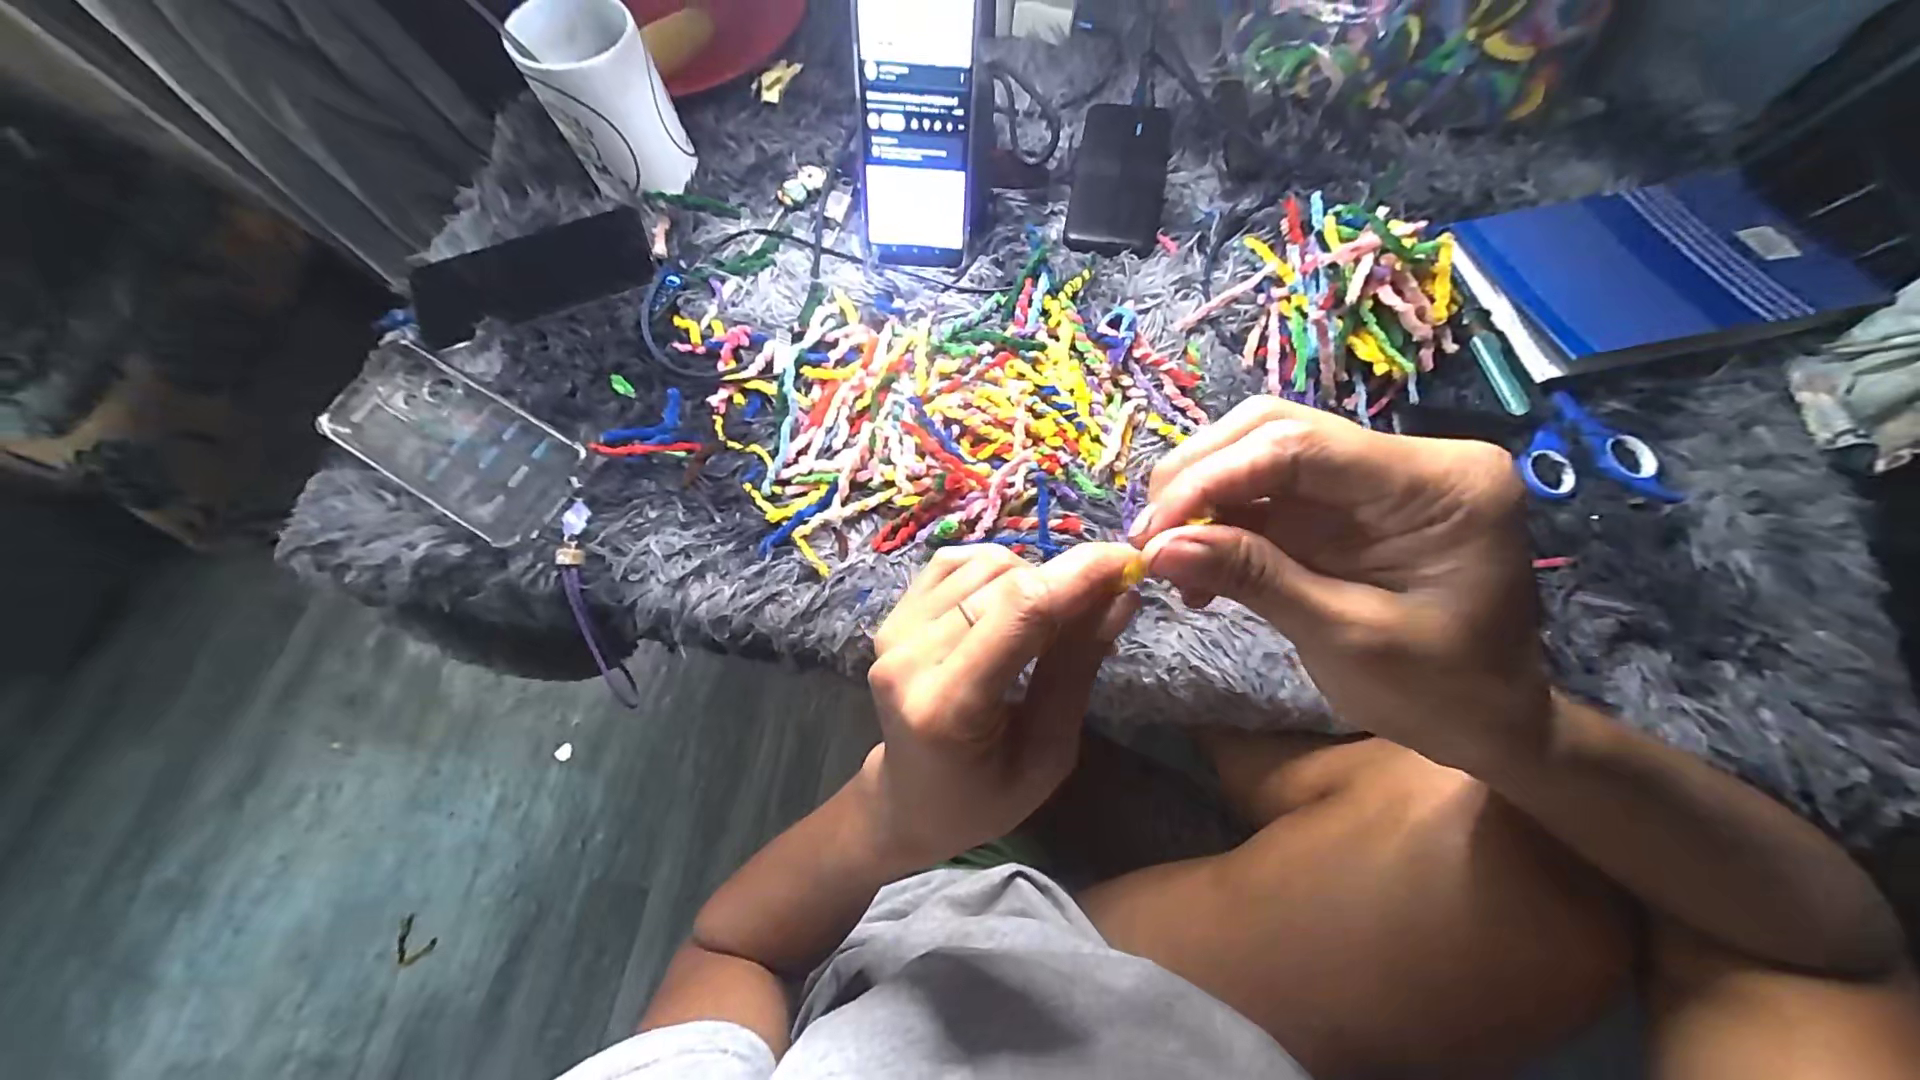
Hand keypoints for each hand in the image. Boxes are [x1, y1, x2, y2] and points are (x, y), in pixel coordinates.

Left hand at [859, 544, 1143, 869]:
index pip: (1019, 613)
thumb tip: (1122, 597)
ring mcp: (892, 632)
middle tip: (1104, 600)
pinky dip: (997, 570)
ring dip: (1032, 578)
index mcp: (946, 707)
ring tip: (1047, 623)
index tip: (1131, 560)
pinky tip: (1009, 606)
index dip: (1080, 575)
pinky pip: (955, 562)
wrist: (911, 799)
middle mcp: (907, 659)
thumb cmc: (985, 796)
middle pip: (1004, 581)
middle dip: (1067, 579)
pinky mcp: (891, 615)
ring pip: (984, 564)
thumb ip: (1077, 668)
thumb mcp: (1049, 752)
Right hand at [1131, 397, 1548, 773]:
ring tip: (1165, 554)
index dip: (1214, 477)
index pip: (1301, 446)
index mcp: (1436, 483)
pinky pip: (1257, 493)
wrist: (1485, 721)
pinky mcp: (1332, 505)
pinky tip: (1193, 563)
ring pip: (1255, 452)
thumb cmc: (1440, 691)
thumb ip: (1253, 580)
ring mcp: (1362, 480)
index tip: (1156, 530)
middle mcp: (1399, 461)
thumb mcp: (1344, 637)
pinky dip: (1214, 522)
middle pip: (1272, 430)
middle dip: (1198, 476)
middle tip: (1151, 536)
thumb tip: (1159, 549)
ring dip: (1198, 497)